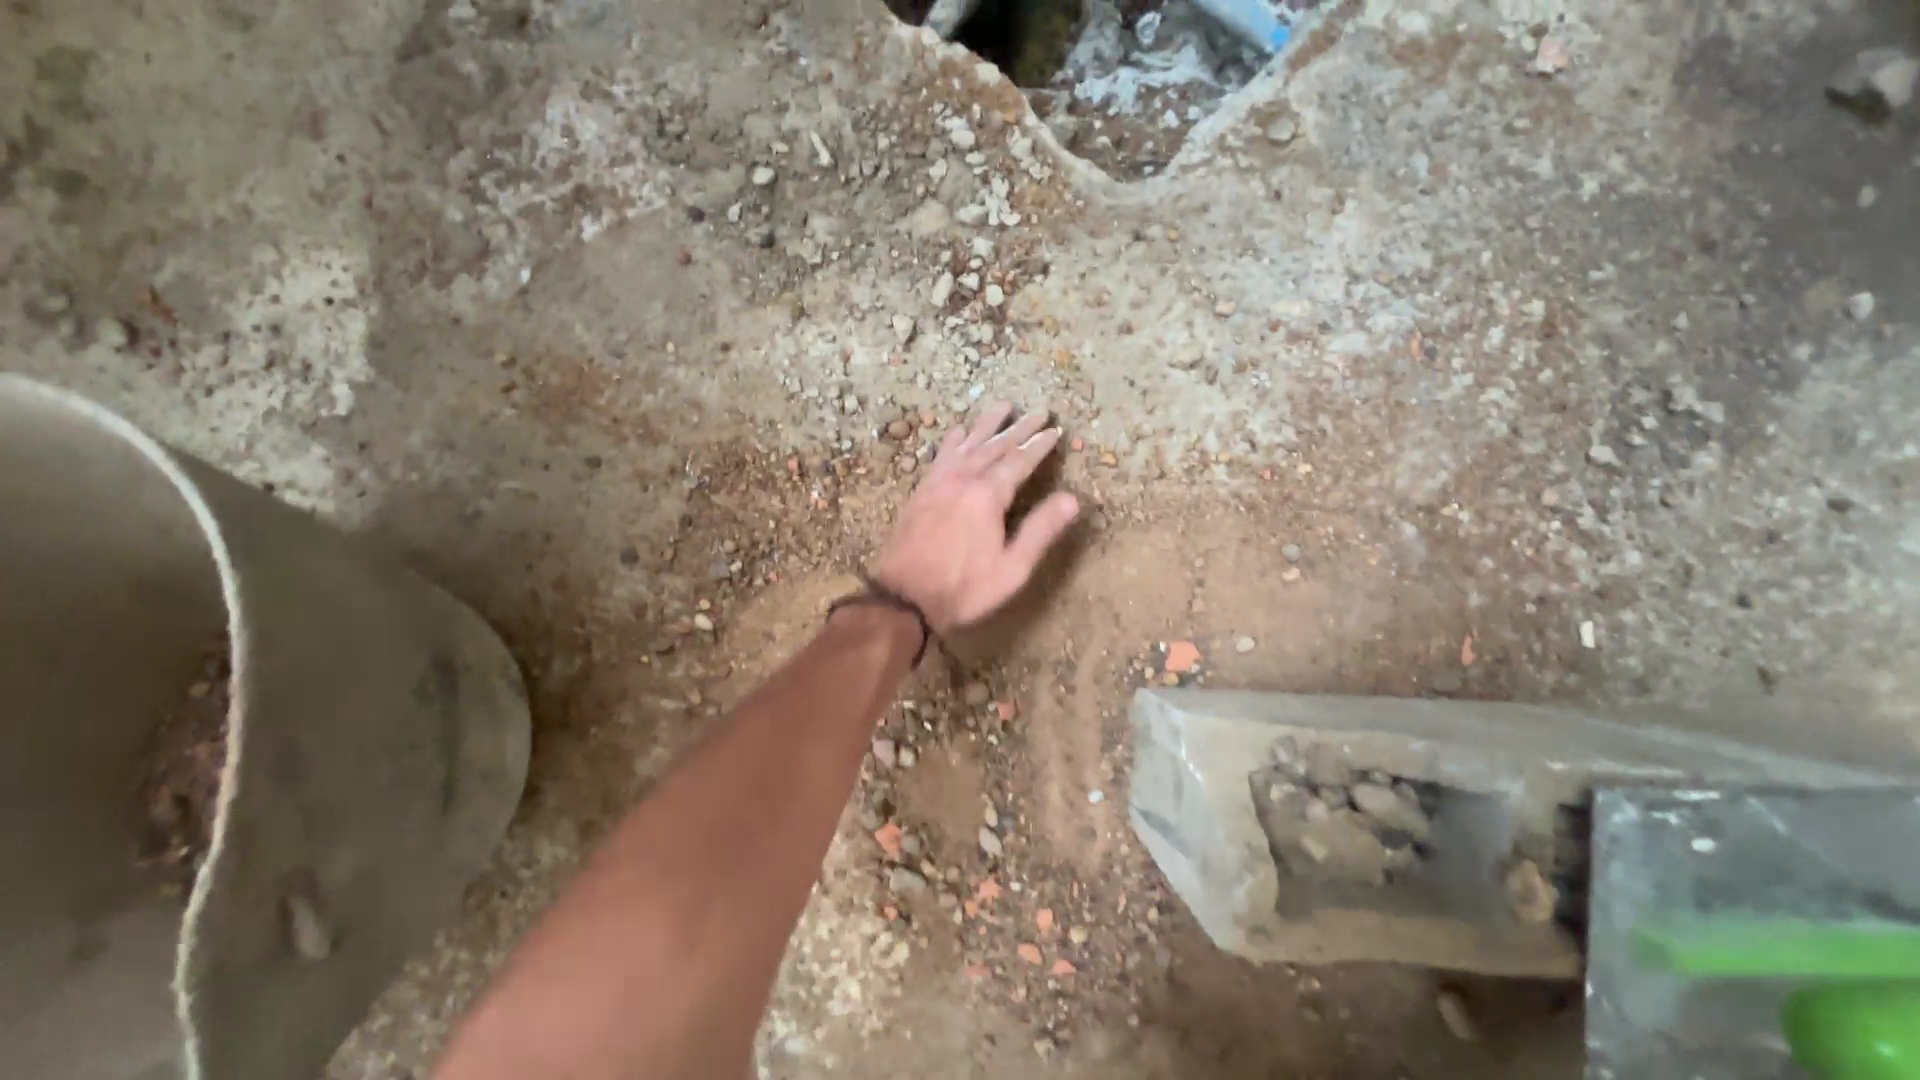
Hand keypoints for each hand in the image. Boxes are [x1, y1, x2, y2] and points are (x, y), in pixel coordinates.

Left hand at [870, 402, 1080, 633]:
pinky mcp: (921, 492)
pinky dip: (954, 441)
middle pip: (995, 446)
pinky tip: (959, 432)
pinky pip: (941, 456)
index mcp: (987, 495)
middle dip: (1019, 428)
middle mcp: (962, 479)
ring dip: (987, 424)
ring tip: (1003, 405)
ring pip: (967, 444)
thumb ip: (1041, 530)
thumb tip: (1072, 499)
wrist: (904, 598)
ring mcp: (938, 483)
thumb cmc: (964, 589)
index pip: (1019, 461)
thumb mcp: (1012, 568)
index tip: (1055, 430)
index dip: (1039, 445)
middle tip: (1038, 411)